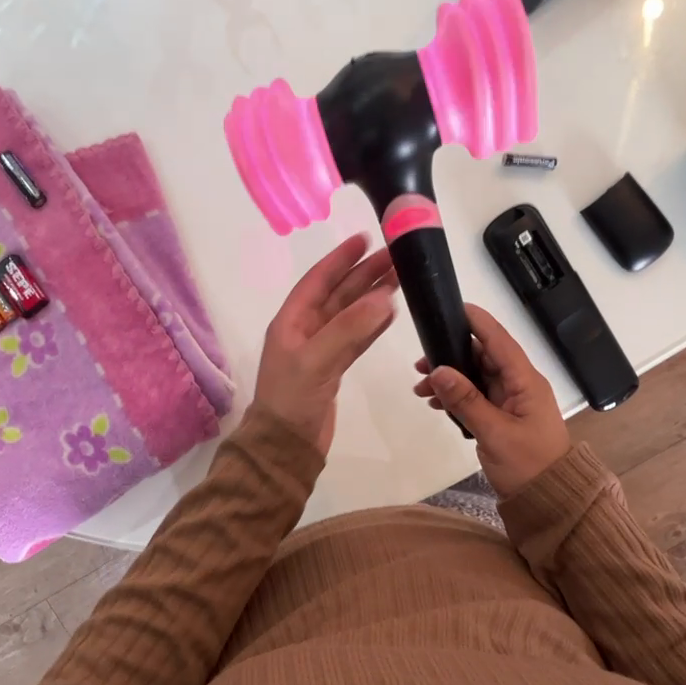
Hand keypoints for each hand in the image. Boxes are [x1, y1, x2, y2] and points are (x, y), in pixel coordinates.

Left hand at [252, 233, 398, 454]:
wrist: (286, 446)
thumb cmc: (292, 400)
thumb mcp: (316, 360)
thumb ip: (349, 328)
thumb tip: (383, 298)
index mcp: (291, 322)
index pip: (317, 280)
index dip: (340, 259)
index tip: (365, 238)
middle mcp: (304, 331)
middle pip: (338, 295)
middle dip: (364, 275)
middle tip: (396, 257)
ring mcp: (320, 350)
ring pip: (350, 316)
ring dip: (372, 297)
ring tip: (399, 278)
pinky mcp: (334, 369)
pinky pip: (356, 339)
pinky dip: (372, 326)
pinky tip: (390, 312)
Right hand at [413, 303, 570, 495]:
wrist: (549, 500)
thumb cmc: (528, 464)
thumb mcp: (494, 433)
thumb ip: (466, 400)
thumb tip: (438, 370)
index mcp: (525, 382)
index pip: (500, 341)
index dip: (478, 322)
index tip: (452, 307)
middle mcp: (519, 385)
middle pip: (483, 357)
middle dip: (451, 355)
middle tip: (419, 364)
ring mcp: (510, 401)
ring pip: (475, 377)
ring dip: (449, 379)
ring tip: (420, 389)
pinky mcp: (501, 417)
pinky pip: (475, 397)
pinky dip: (455, 397)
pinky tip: (435, 403)